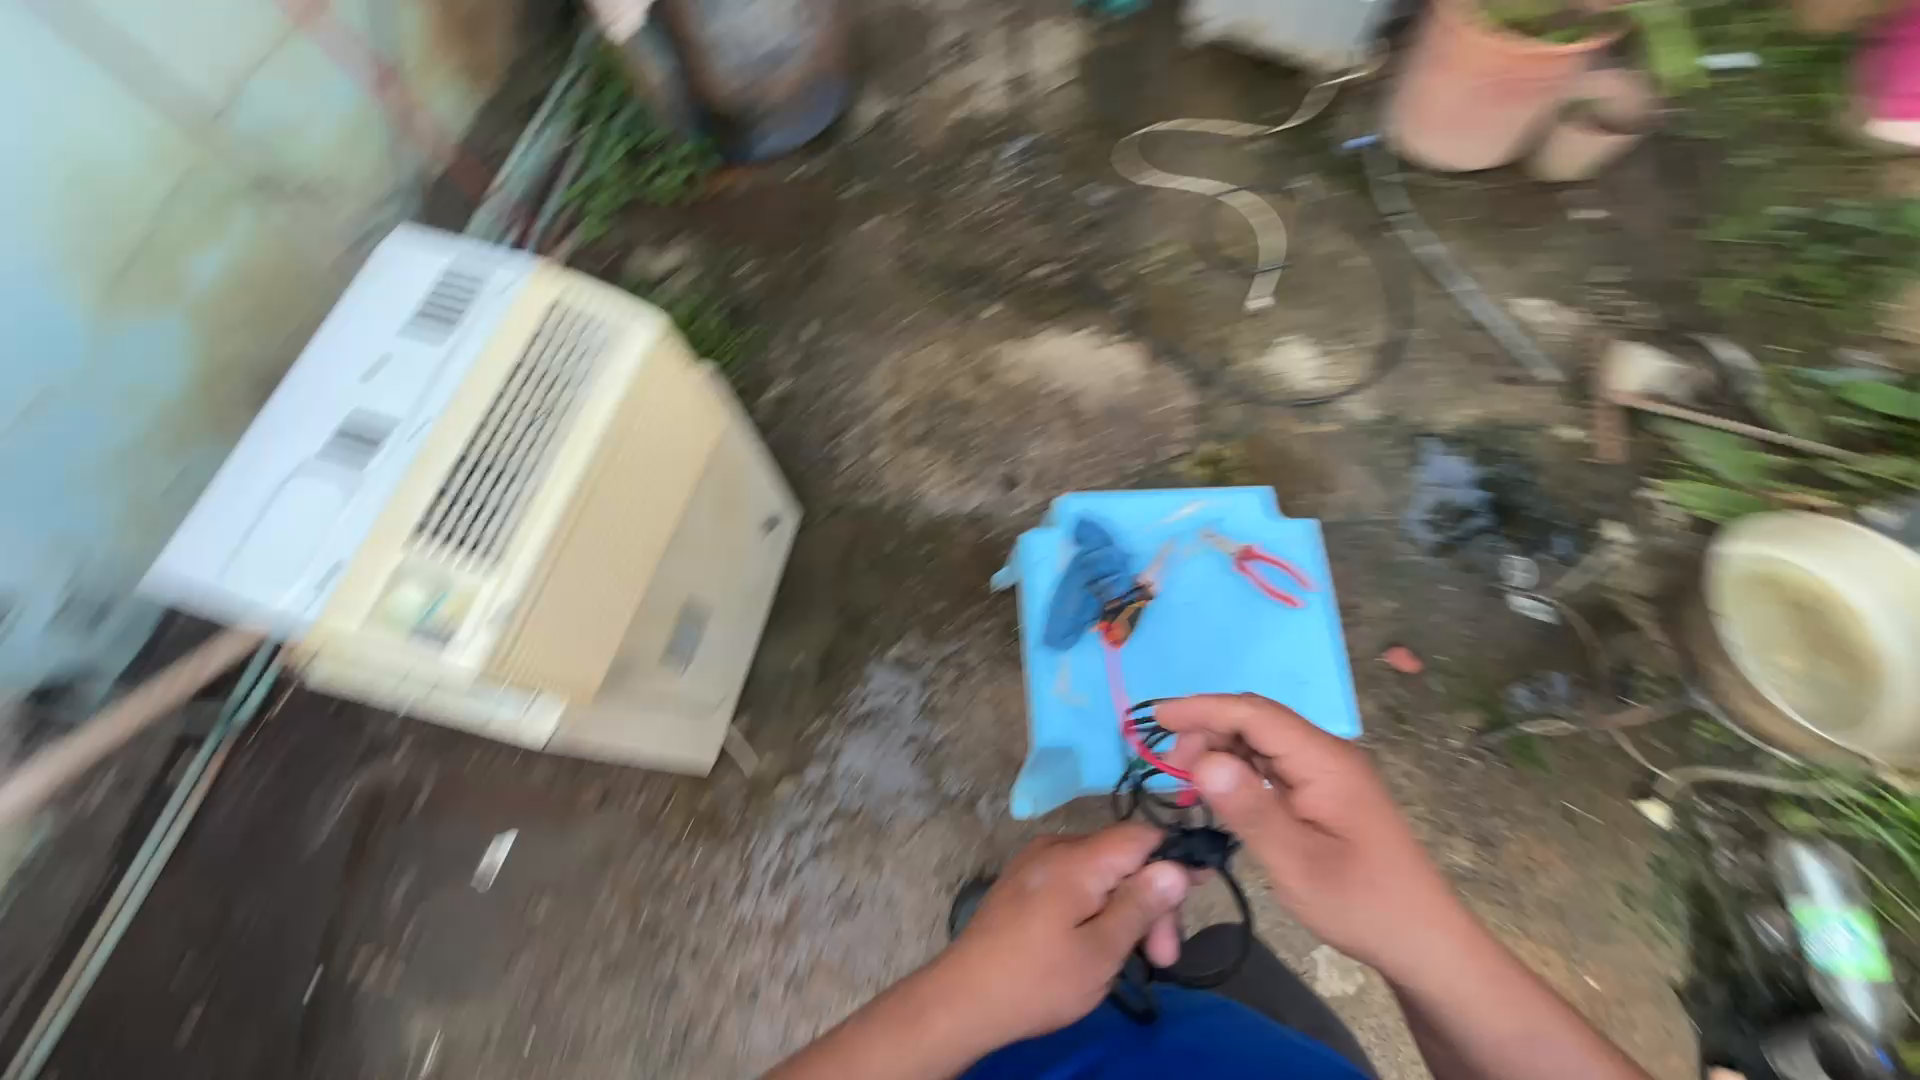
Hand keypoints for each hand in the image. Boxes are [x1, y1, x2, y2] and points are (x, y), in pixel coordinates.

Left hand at [933, 825, 1189, 1042]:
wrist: (963, 997)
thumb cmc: (1038, 979)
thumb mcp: (1101, 952)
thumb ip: (1140, 905)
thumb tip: (1177, 865)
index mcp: (1077, 858)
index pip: (1141, 835)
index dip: (1175, 857)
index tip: (1197, 894)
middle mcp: (1056, 846)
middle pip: (1122, 856)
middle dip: (1150, 899)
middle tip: (1162, 958)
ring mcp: (1036, 862)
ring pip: (1100, 871)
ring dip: (1125, 907)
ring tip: (1133, 959)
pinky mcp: (1025, 881)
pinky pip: (1076, 879)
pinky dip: (1097, 905)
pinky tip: (1099, 942)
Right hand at [1157, 694, 1473, 976]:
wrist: (1424, 944)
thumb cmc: (1361, 904)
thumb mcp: (1296, 864)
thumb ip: (1248, 809)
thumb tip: (1202, 760)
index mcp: (1325, 760)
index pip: (1254, 713)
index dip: (1202, 709)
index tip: (1156, 718)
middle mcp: (1327, 754)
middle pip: (1256, 721)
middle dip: (1207, 732)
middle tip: (1171, 771)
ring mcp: (1327, 773)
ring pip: (1261, 741)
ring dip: (1220, 751)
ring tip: (1187, 784)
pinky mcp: (1324, 792)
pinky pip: (1272, 765)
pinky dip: (1238, 771)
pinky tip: (1219, 794)